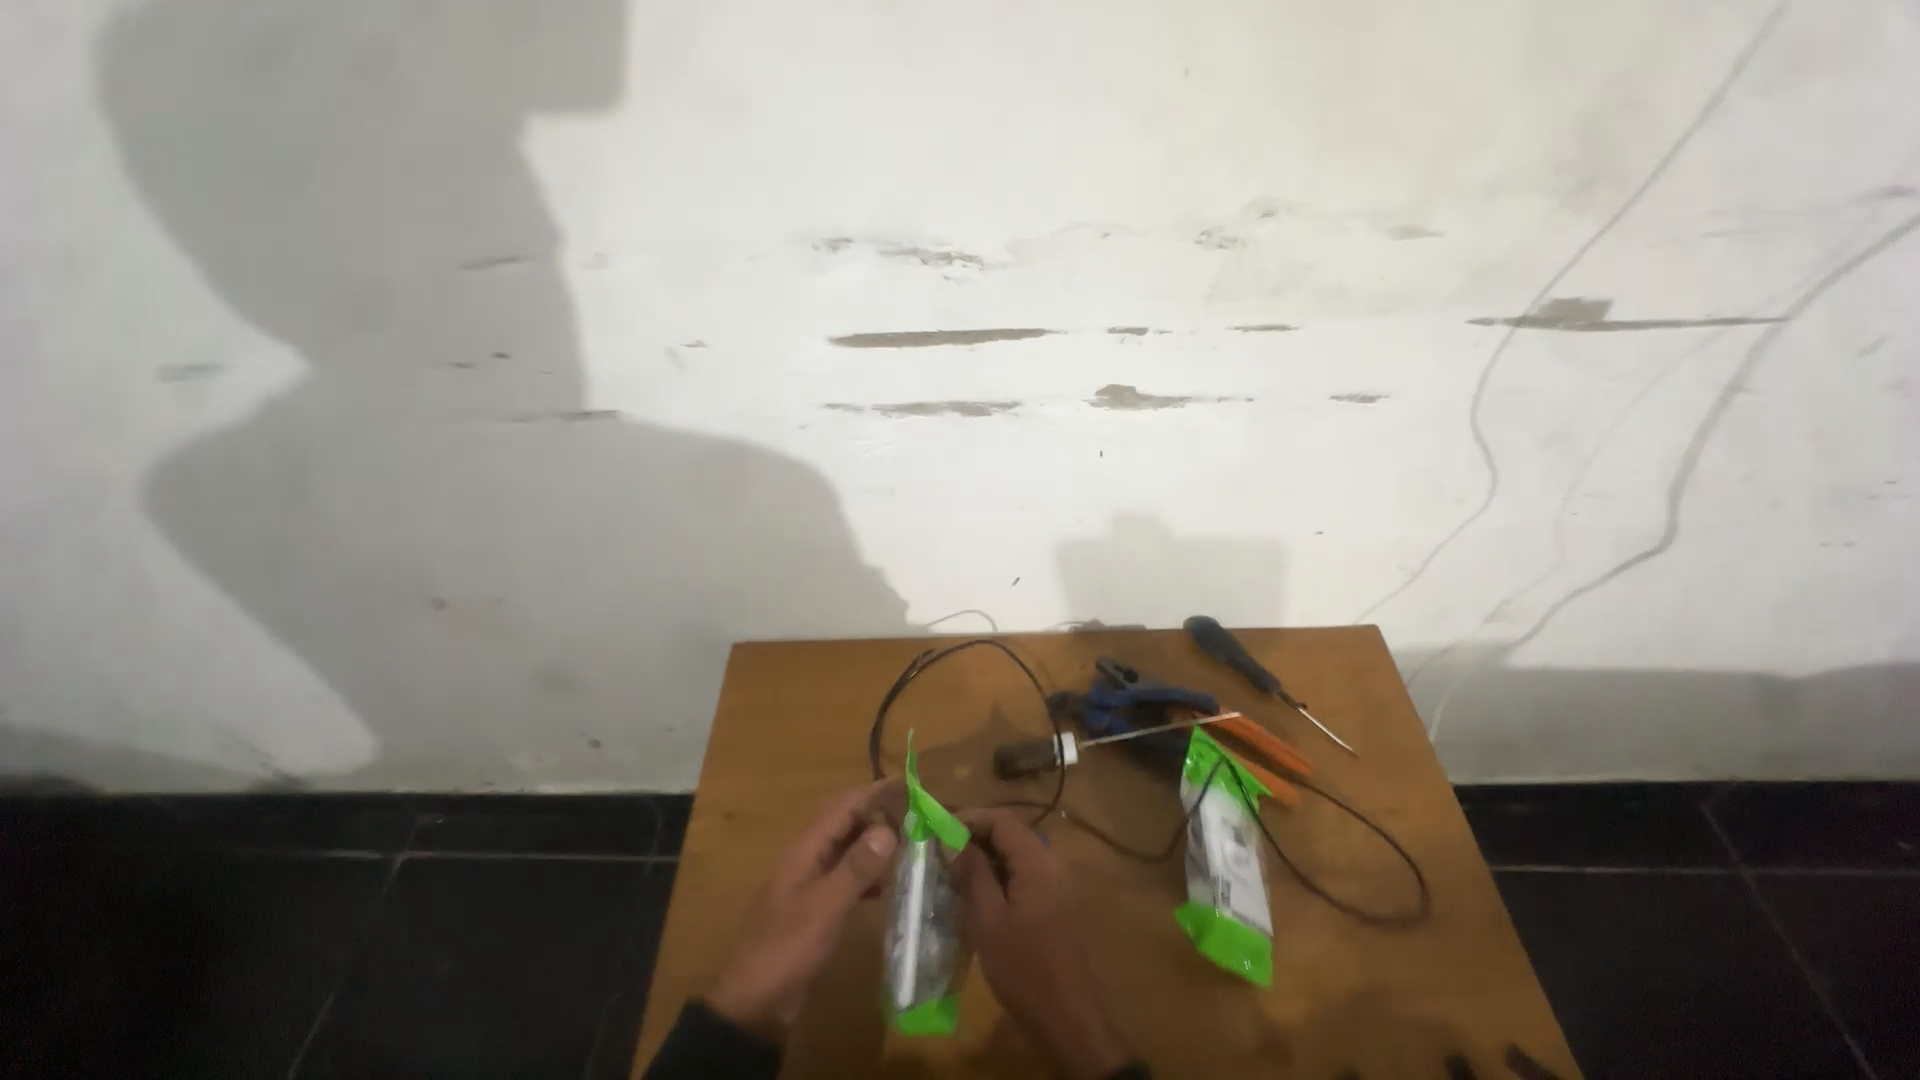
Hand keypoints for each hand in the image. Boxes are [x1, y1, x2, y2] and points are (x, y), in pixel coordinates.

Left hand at [706, 780, 901, 1041]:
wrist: (754, 1003)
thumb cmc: (787, 949)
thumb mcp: (825, 907)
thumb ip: (856, 867)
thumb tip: (888, 829)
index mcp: (806, 850)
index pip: (845, 806)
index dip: (876, 792)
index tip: (911, 783)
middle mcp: (809, 858)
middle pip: (846, 821)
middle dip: (879, 812)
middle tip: (918, 813)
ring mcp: (812, 883)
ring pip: (849, 848)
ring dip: (877, 841)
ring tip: (913, 843)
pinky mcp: (819, 908)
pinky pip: (849, 877)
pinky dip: (871, 873)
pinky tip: (893, 883)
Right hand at [952, 809, 1128, 1079]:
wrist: (1066, 1016)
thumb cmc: (1024, 968)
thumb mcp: (988, 920)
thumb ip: (973, 874)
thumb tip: (953, 839)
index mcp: (1038, 862)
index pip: (1002, 820)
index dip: (969, 819)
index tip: (937, 831)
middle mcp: (1052, 863)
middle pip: (1010, 834)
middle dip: (974, 838)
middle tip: (940, 853)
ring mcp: (1056, 883)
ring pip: (1016, 855)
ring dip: (985, 858)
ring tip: (951, 874)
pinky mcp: (1055, 902)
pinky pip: (1023, 874)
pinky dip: (999, 876)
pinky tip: (975, 895)